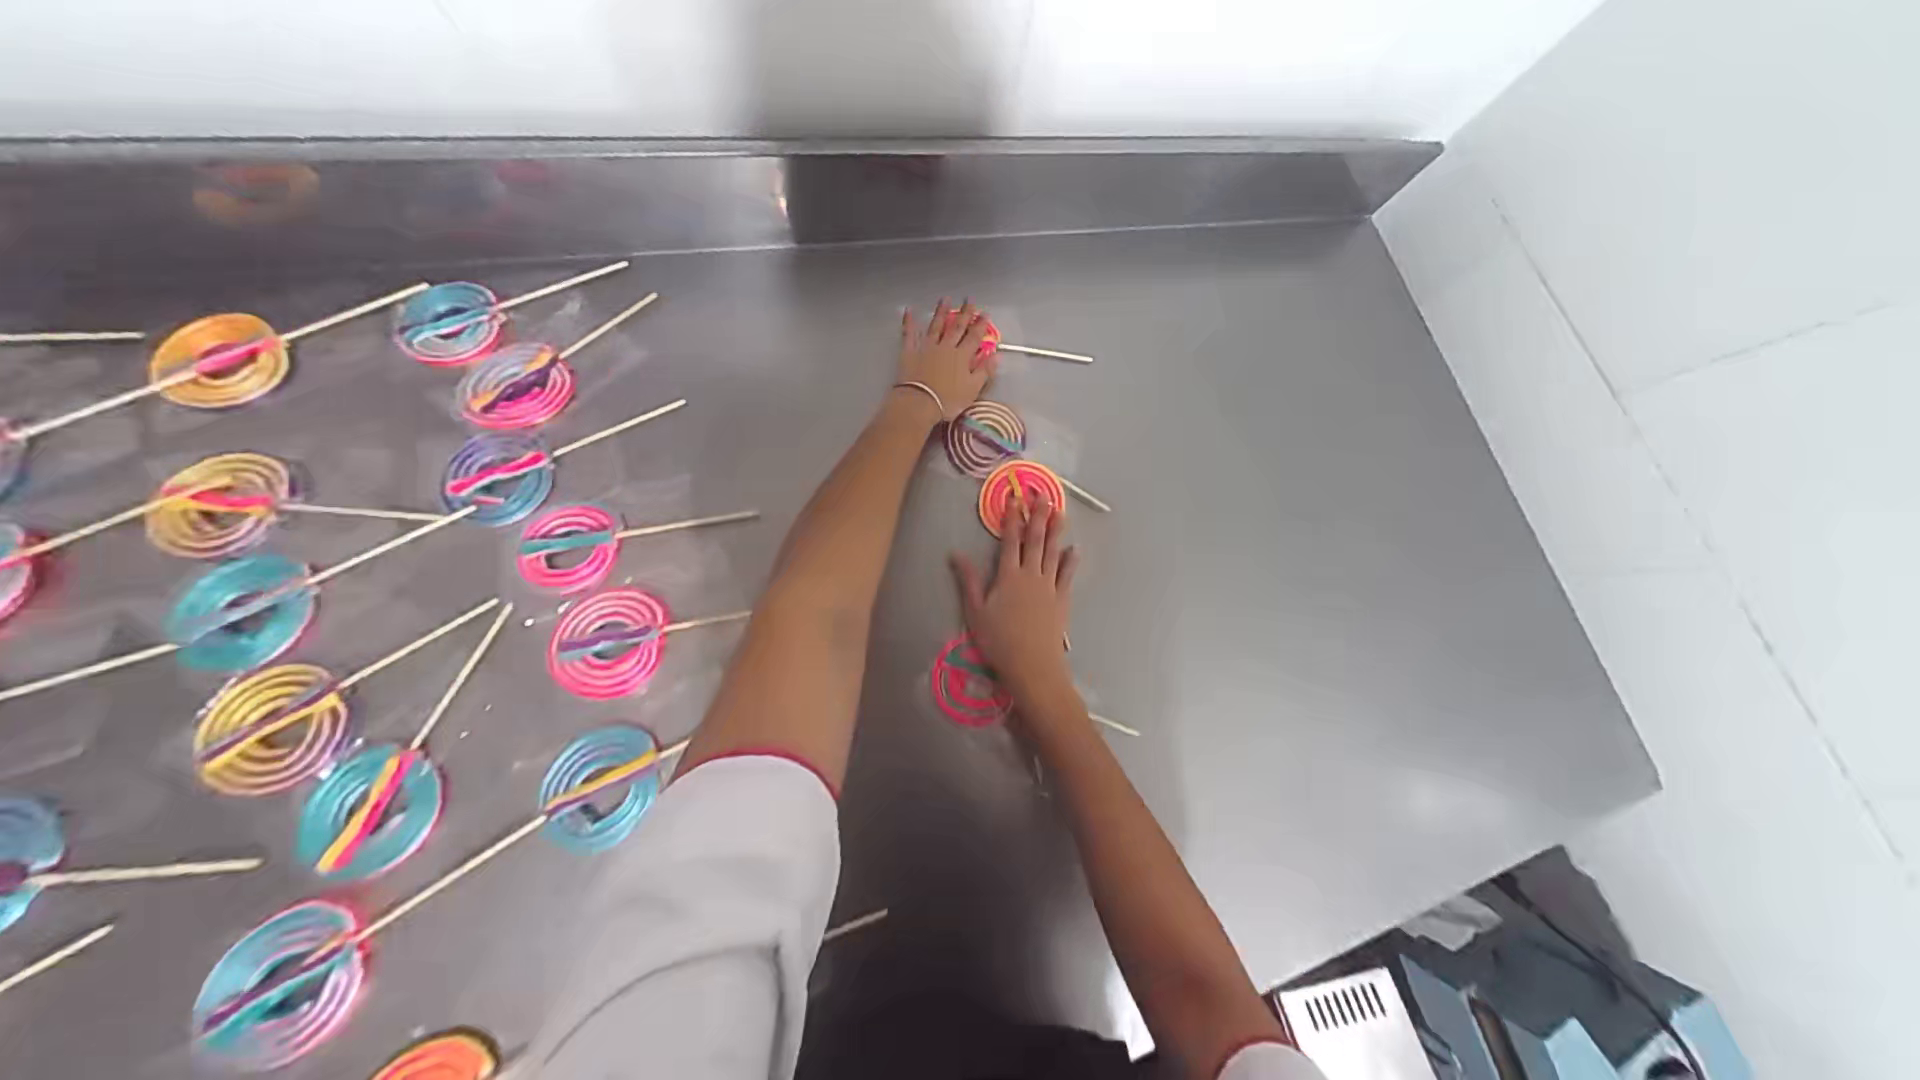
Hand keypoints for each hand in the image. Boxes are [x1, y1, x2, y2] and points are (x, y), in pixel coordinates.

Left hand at [896, 300, 995, 421]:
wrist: (920, 402)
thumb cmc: (948, 400)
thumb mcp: (972, 389)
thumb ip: (985, 371)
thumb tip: (996, 356)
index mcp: (962, 356)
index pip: (974, 337)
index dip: (981, 325)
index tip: (985, 314)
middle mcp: (946, 347)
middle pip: (957, 327)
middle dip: (965, 313)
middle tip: (969, 300)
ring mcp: (927, 347)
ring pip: (936, 325)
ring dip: (941, 312)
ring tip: (945, 299)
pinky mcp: (910, 351)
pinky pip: (909, 333)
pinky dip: (909, 321)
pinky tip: (909, 310)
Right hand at [949, 494, 1079, 703]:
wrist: (1033, 664)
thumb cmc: (999, 640)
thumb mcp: (975, 611)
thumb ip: (968, 581)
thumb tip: (956, 554)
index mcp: (1008, 576)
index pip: (1009, 540)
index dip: (1011, 518)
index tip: (1014, 498)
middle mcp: (1031, 575)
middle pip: (1035, 540)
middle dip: (1038, 516)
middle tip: (1042, 495)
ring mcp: (1050, 586)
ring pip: (1053, 552)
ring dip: (1056, 531)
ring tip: (1060, 512)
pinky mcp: (1062, 599)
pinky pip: (1067, 574)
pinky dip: (1071, 560)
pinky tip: (1074, 549)